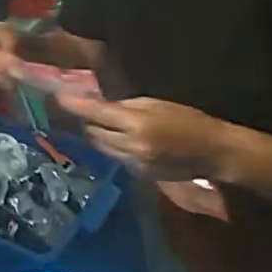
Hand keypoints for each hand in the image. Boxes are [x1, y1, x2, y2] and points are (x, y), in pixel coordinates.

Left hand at [56, 93, 239, 182]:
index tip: (58, 96)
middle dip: (87, 119)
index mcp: (135, 123)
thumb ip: (122, 105)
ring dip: (97, 134)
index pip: (95, 112)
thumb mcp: (153, 103)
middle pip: (93, 132)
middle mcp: (131, 146)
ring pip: (101, 147)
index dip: (74, 104)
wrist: (213, 152)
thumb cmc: (186, 119)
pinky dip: (113, 147)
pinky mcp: (140, 176)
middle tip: (85, 107)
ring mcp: (135, 164)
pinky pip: (116, 158)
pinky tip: (121, 138)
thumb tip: (95, 102)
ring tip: (102, 122)